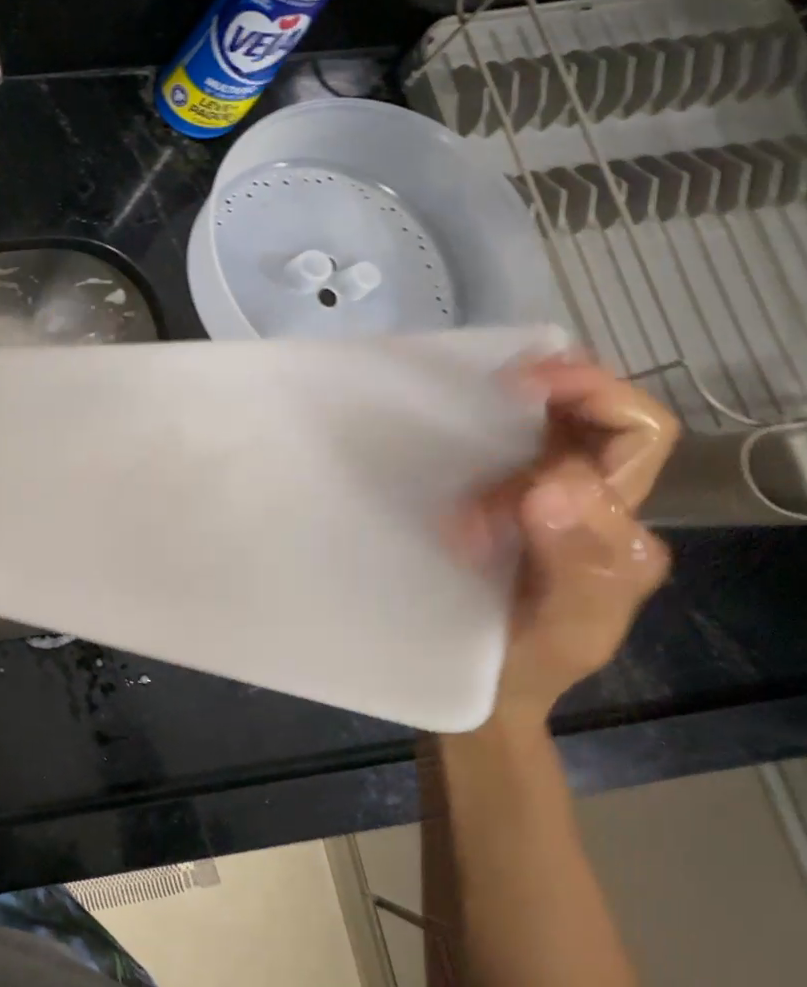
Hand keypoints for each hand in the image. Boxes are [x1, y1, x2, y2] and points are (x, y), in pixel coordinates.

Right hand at [447, 355, 678, 724]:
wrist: (484, 694)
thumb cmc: (528, 663)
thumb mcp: (567, 627)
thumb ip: (577, 564)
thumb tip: (552, 486)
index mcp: (620, 524)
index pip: (637, 434)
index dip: (595, 393)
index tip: (521, 382)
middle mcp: (591, 504)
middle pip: (590, 421)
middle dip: (544, 399)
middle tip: (480, 396)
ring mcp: (540, 506)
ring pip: (535, 436)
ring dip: (490, 434)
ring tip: (450, 489)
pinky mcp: (493, 510)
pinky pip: (491, 461)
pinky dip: (465, 453)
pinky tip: (438, 481)